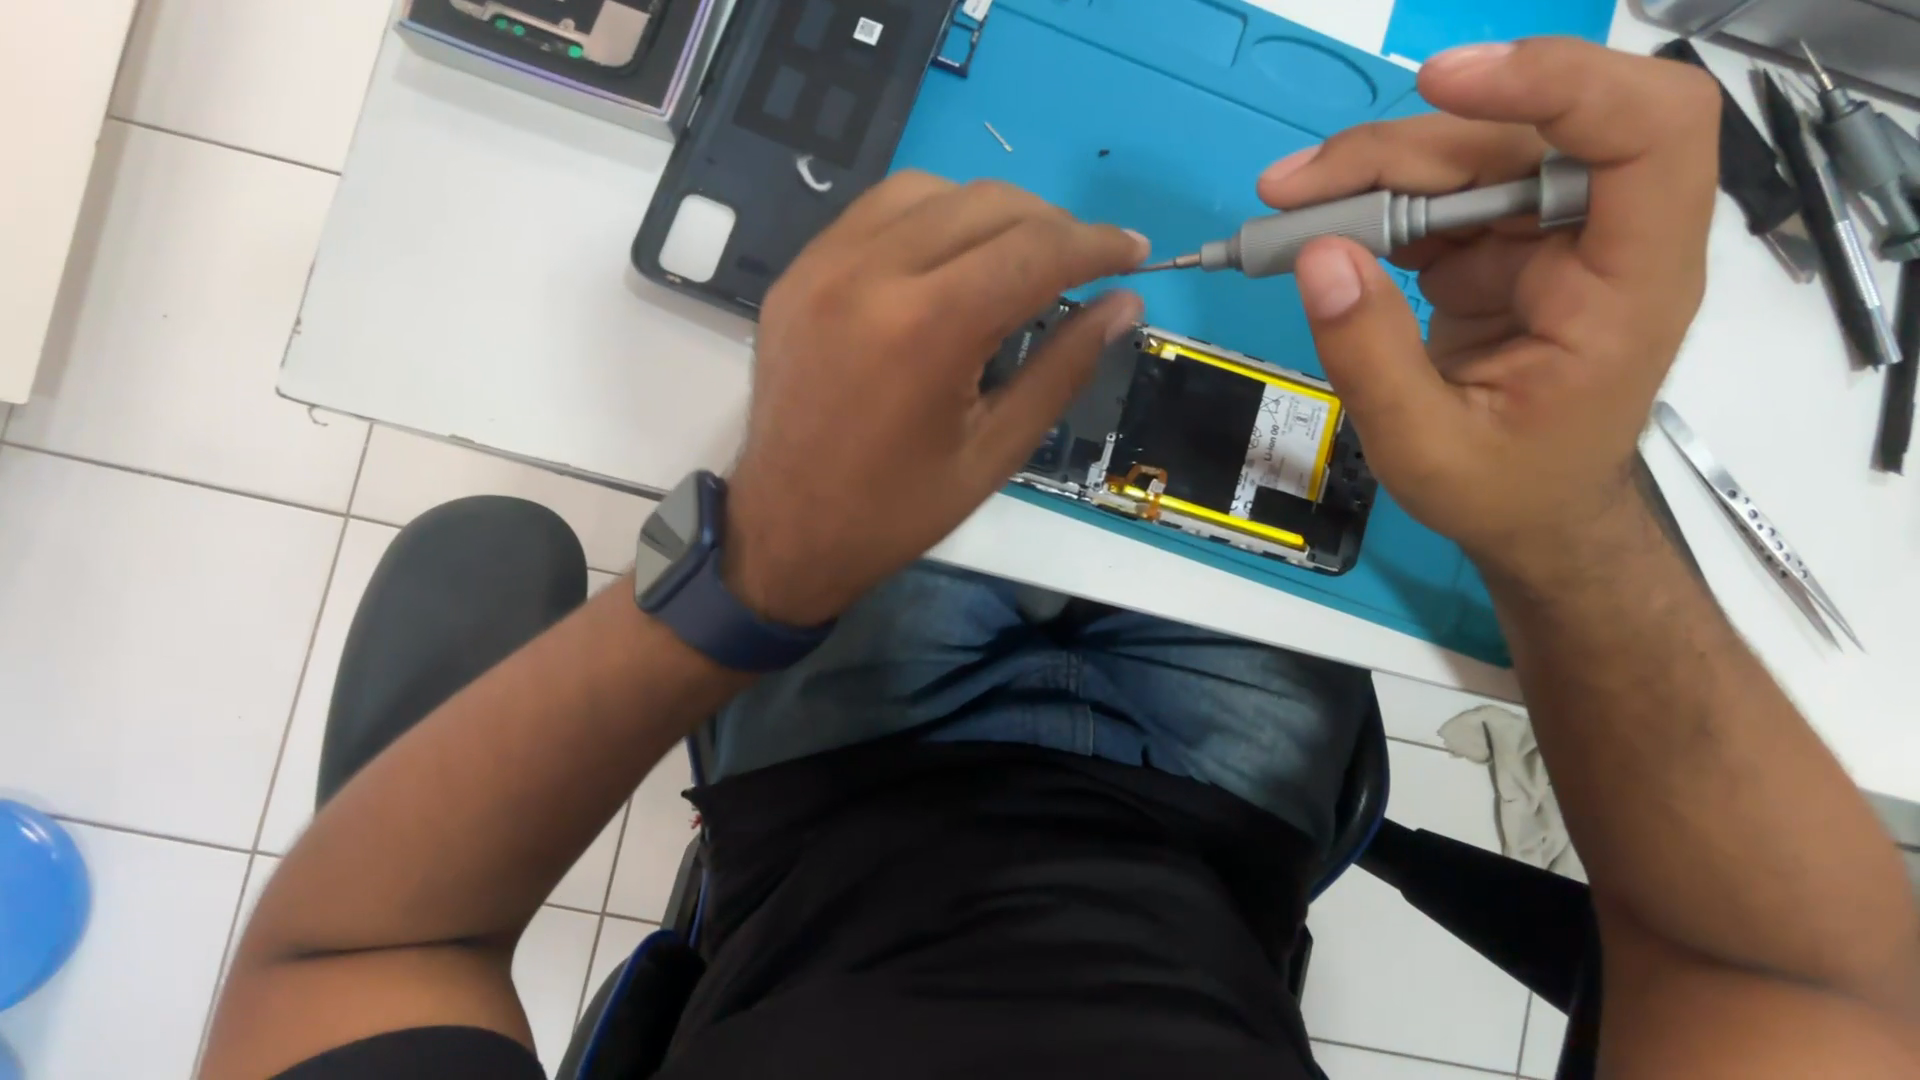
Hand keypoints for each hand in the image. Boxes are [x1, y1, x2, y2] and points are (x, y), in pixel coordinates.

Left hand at [723, 172, 1147, 624]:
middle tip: (1081, 266)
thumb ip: (1062, 369)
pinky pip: (877, 212)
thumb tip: (1123, 304)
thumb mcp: (995, 452)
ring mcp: (822, 265)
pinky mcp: (797, 273)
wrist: (784, 531)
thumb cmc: (896, 511)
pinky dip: (929, 217)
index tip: (1134, 252)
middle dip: (1051, 225)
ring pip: (930, 191)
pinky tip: (950, 259)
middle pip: (987, 203)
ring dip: (989, 212)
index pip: (1034, 250)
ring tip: (1018, 258)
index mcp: (927, 328)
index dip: (1096, 244)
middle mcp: (869, 273)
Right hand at [1260, 39, 1720, 581]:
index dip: (1558, 84)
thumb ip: (1369, 356)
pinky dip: (1373, 208)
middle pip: (1520, 141)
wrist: (1533, 517)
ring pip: (1471, 159)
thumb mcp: (1420, 446)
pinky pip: (1438, 201)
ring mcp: (1552, 242)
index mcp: (1627, 290)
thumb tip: (1317, 257)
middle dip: (1399, 151)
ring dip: (1373, 174)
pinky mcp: (1504, 251)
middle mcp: (1604, 242)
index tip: (1442, 82)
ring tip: (1287, 207)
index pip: (1644, 136)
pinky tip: (1320, 231)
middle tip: (1290, 187)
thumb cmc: (1501, 493)